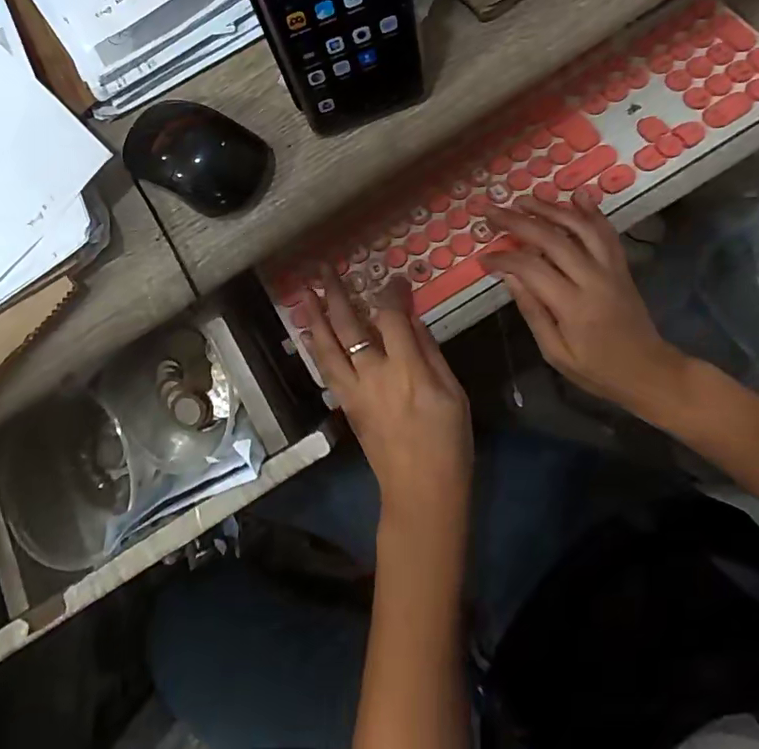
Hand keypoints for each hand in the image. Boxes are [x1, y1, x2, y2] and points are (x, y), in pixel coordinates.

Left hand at [299, 267, 474, 532]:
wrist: (420, 488)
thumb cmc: (448, 442)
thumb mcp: (454, 394)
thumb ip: (430, 353)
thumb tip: (412, 321)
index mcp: (407, 369)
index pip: (391, 318)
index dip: (389, 293)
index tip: (391, 278)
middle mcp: (373, 373)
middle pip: (349, 325)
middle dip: (335, 294)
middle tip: (324, 270)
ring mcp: (354, 389)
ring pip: (327, 345)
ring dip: (314, 316)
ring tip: (304, 294)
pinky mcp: (344, 403)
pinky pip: (326, 368)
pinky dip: (315, 347)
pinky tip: (309, 333)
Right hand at [484, 198, 691, 414]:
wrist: (653, 373)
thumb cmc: (597, 370)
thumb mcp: (555, 352)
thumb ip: (532, 311)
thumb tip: (509, 276)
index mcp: (574, 305)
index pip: (530, 268)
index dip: (503, 258)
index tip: (482, 258)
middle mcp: (595, 280)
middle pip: (552, 239)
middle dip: (517, 222)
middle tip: (489, 211)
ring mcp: (612, 270)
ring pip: (581, 228)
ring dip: (550, 209)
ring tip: (523, 199)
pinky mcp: (622, 268)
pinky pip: (607, 234)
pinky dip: (592, 212)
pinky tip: (577, 196)